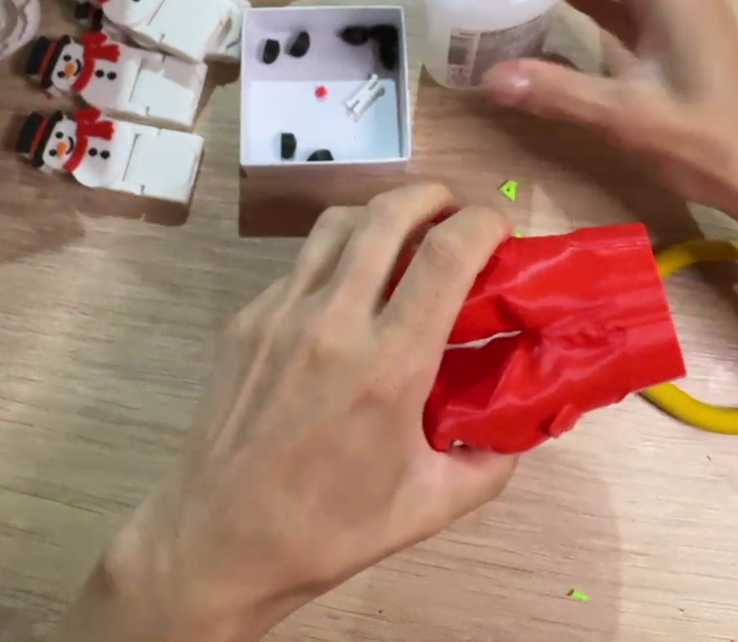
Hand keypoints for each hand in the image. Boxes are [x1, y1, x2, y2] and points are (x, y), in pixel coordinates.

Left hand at [79, 185, 516, 640]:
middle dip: (431, 196)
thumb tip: (521, 424)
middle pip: (387, 214)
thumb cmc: (327, 530)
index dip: (482, 222)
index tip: (499, 226)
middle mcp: (334, 321)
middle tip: (452, 211)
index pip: (445, 256)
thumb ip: (489, 463)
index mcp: (388, 365)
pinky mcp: (248, 317)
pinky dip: (337, 255)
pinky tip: (345, 291)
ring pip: (338, 223)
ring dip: (380, 212)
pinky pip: (302, 262)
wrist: (216, 541)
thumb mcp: (427, 508)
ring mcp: (282, 312)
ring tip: (402, 234)